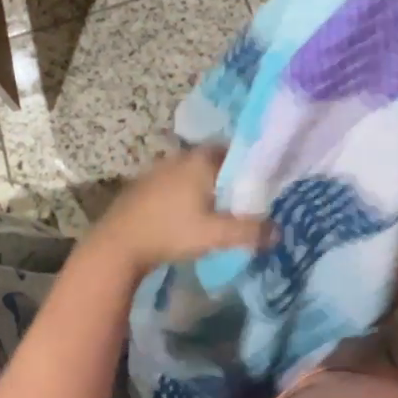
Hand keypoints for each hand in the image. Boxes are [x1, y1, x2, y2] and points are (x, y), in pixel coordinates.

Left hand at [79, 149, 270, 278]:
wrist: (117, 245)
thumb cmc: (170, 232)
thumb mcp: (215, 235)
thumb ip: (249, 231)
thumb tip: (280, 231)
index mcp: (201, 159)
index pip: (236, 152)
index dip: (251, 167)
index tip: (263, 184)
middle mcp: (181, 156)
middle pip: (215, 162)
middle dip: (230, 179)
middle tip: (246, 201)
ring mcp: (160, 169)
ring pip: (194, 173)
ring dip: (207, 188)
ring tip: (221, 211)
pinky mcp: (145, 185)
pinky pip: (177, 184)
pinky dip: (188, 195)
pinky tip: (190, 215)